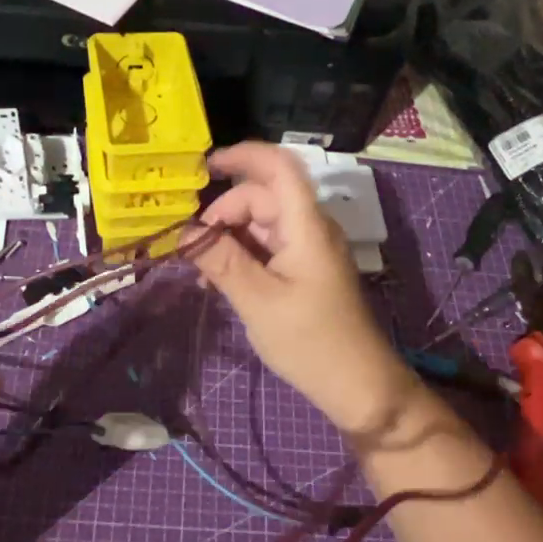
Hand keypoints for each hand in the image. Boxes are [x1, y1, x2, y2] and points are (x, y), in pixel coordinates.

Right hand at [189, 143, 418, 430]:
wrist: (358, 385)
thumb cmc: (310, 341)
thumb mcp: (257, 301)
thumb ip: (221, 260)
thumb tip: (183, 231)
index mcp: (305, 225)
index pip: (278, 167)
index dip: (242, 156)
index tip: (203, 167)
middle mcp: (310, 228)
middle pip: (261, 197)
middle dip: (223, 213)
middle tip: (193, 249)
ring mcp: (309, 249)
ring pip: (261, 223)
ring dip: (228, 237)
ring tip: (202, 273)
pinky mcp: (306, 270)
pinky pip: (268, 246)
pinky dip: (242, 254)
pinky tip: (220, 281)